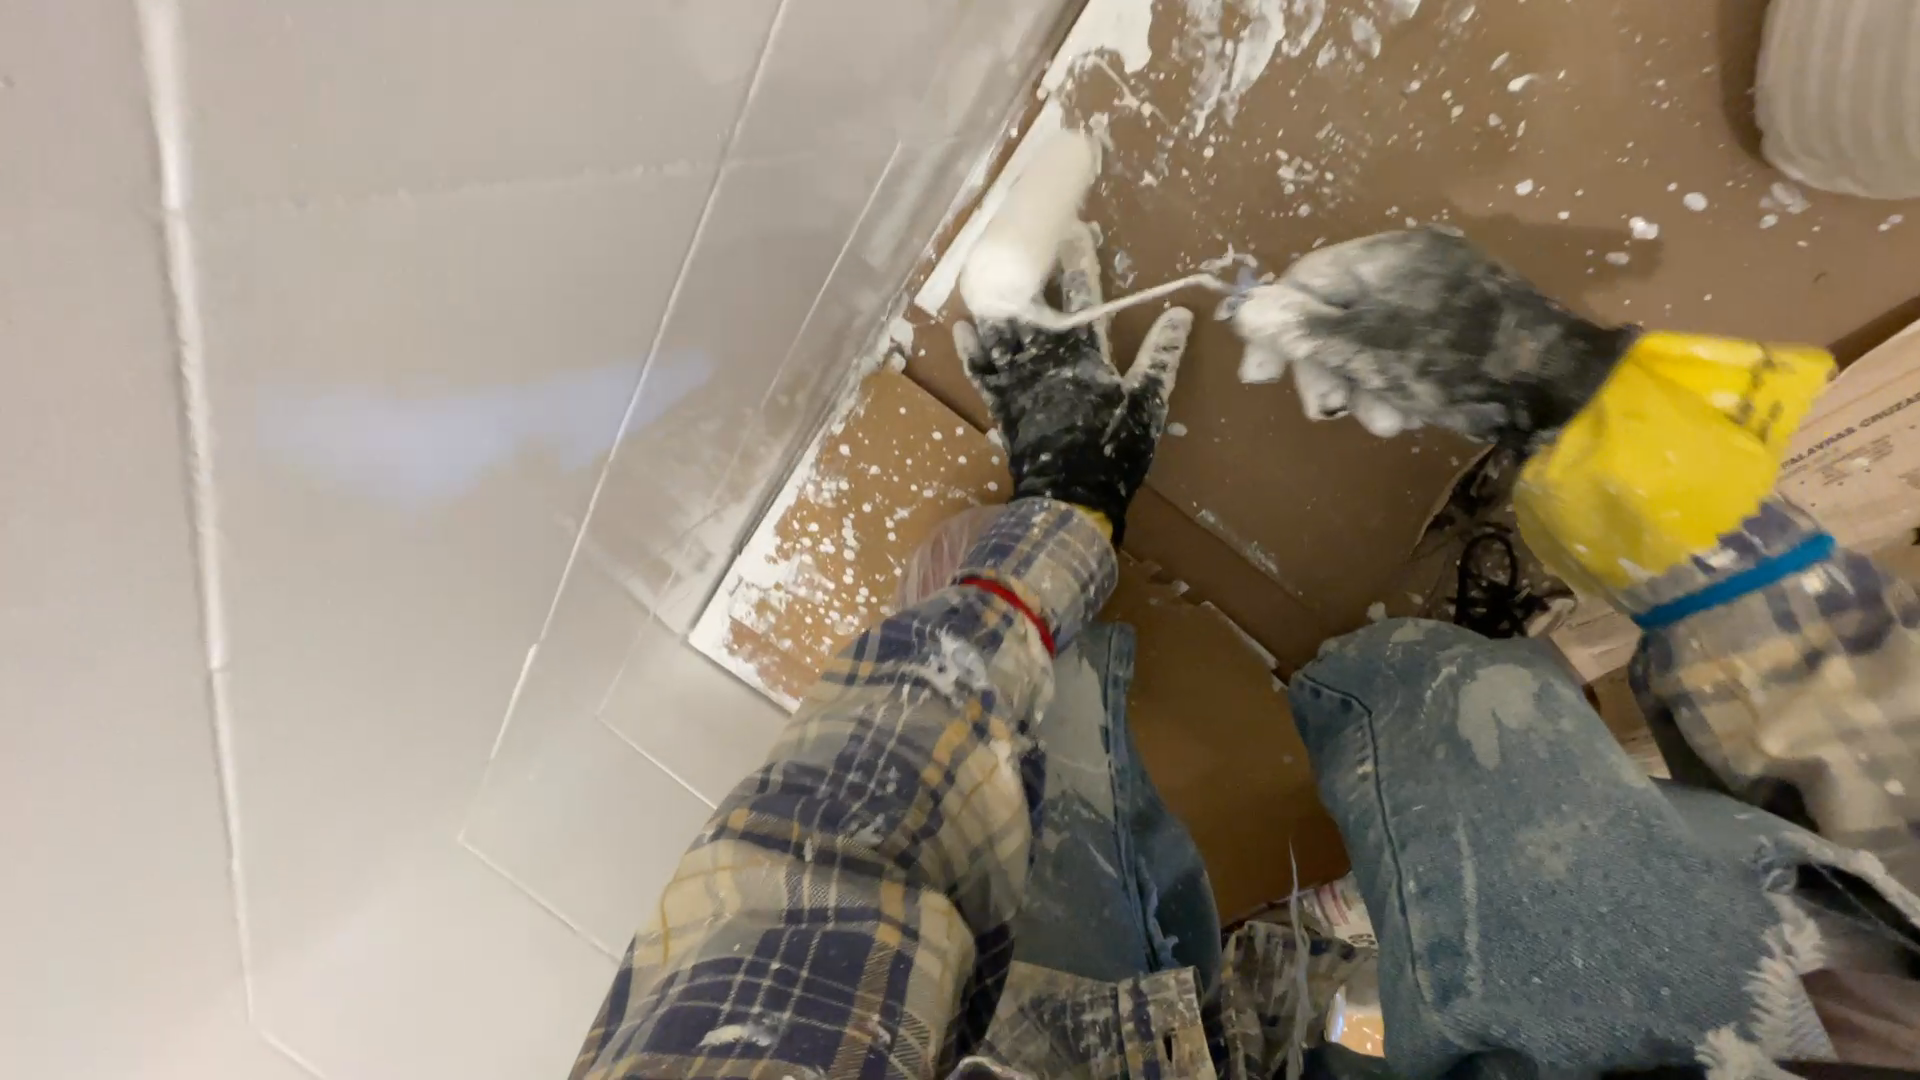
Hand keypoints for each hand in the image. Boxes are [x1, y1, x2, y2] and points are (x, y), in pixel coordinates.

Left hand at [956, 222, 1192, 543]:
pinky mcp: (1000, 405)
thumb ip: (1160, 358)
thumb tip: (1180, 314)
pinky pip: (979, 373)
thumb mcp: (1147, 405)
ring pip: (1001, 332)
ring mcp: (1017, 382)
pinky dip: (970, 350)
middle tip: (1023, 242)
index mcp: (1083, 355)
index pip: (1083, 298)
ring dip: (995, 302)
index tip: (1075, 230)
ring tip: (987, 273)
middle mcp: (1044, 360)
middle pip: (1036, 306)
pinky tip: (962, 328)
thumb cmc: (1112, 452)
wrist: (1070, 496)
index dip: (1080, 262)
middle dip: (1032, 271)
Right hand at [1232, 227, 1637, 443]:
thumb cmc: (1451, 360)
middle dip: (1324, 370)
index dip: (1276, 328)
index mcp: (1386, 258)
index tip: (1261, 377)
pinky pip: (1392, 357)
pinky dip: (1389, 387)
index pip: (1305, 281)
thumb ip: (1300, 330)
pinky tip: (1407, 411)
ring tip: (1386, 420)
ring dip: (1359, 390)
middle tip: (1328, 409)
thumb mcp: (1364, 347)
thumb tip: (1242, 311)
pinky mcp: (1449, 333)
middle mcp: (1405, 271)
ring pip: (1359, 346)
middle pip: (1329, 316)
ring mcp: (1430, 301)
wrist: (1556, 389)